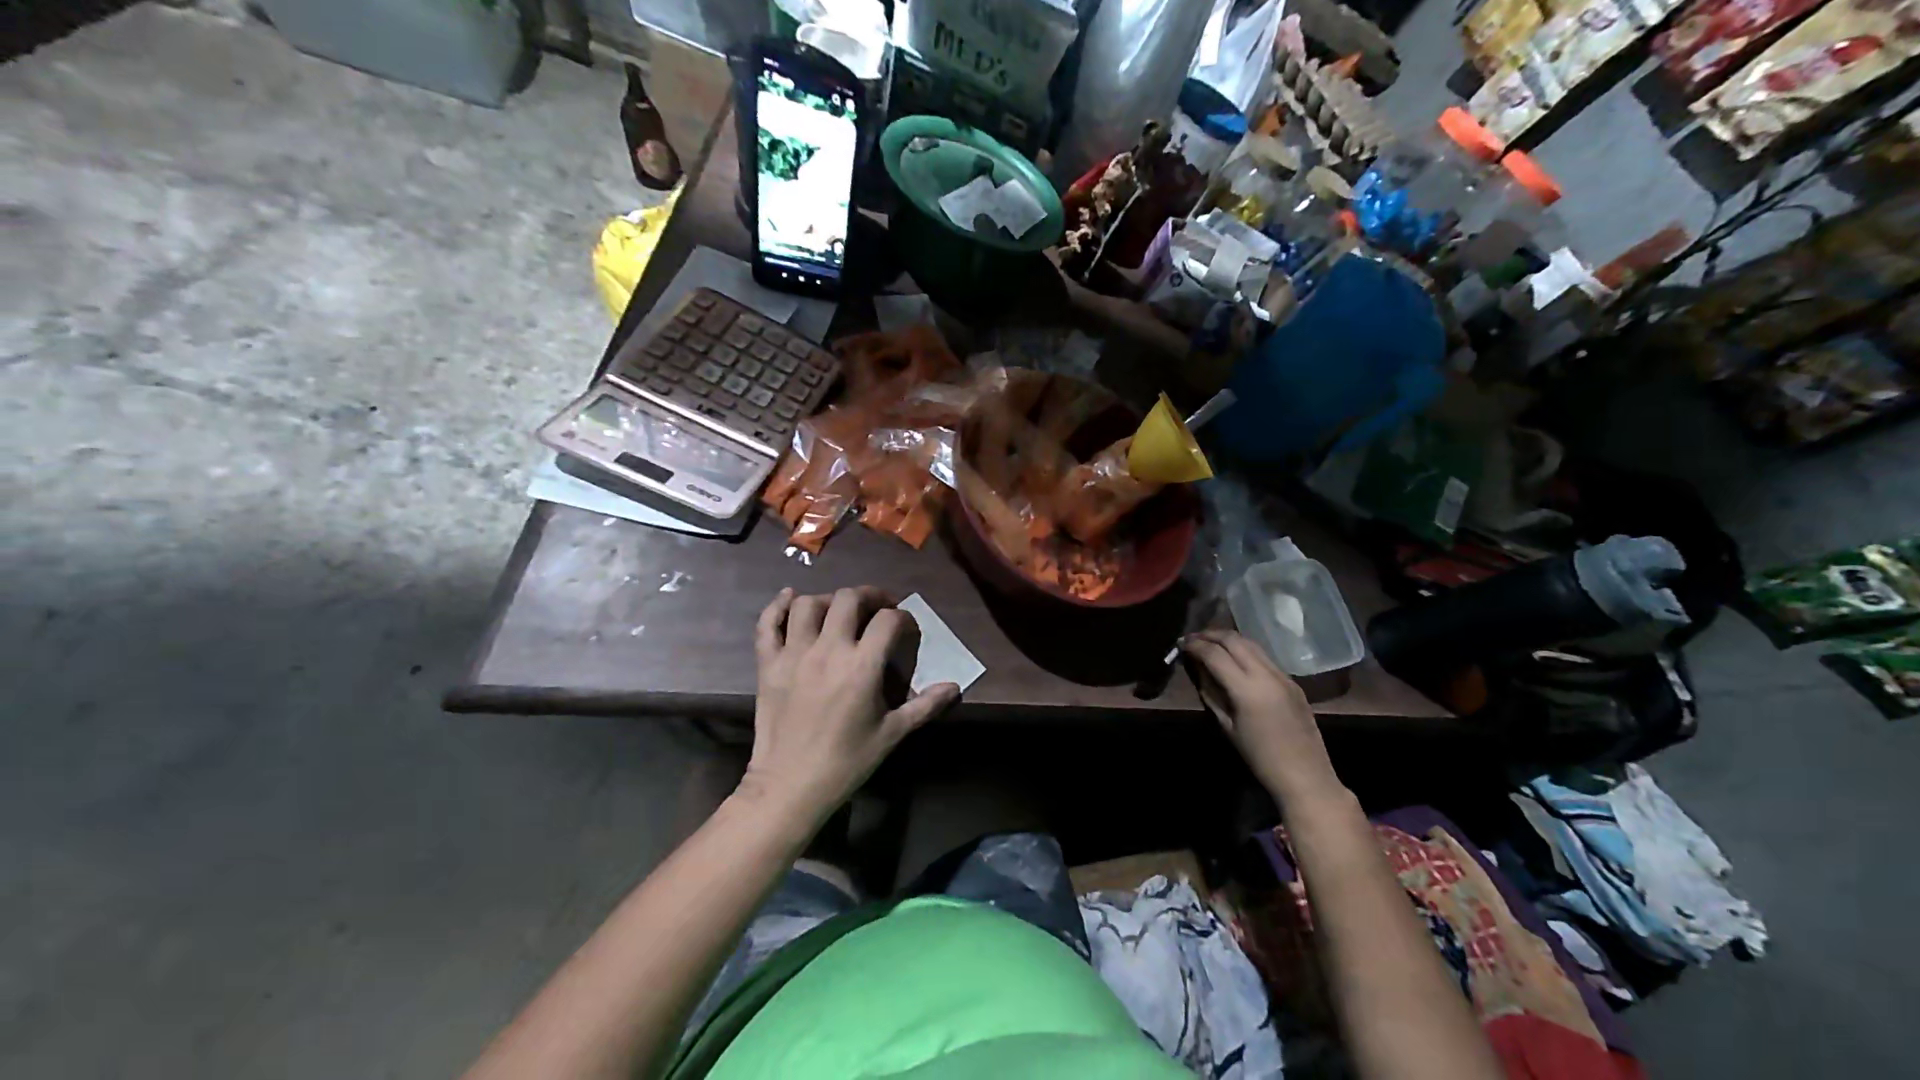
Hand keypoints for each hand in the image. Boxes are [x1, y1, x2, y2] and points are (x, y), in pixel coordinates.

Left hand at [740, 587, 959, 823]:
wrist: (790, 785)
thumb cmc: (847, 761)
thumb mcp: (892, 733)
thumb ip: (925, 706)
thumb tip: (954, 687)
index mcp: (861, 666)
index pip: (888, 620)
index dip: (903, 618)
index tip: (906, 630)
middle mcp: (828, 650)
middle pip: (848, 599)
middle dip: (869, 597)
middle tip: (877, 609)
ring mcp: (793, 654)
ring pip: (807, 604)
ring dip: (828, 601)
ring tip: (838, 612)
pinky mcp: (768, 664)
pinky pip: (767, 624)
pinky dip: (776, 606)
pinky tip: (788, 597)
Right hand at [1181, 629, 1342, 805]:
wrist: (1306, 776)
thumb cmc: (1259, 758)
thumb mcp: (1226, 726)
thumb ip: (1210, 693)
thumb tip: (1198, 669)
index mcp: (1248, 689)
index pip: (1215, 654)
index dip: (1195, 645)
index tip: (1180, 643)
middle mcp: (1267, 674)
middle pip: (1234, 640)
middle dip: (1210, 635)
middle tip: (1192, 638)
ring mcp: (1283, 676)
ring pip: (1251, 644)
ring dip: (1228, 639)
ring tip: (1210, 643)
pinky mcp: (1293, 682)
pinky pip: (1264, 657)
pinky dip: (1244, 651)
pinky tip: (1234, 659)